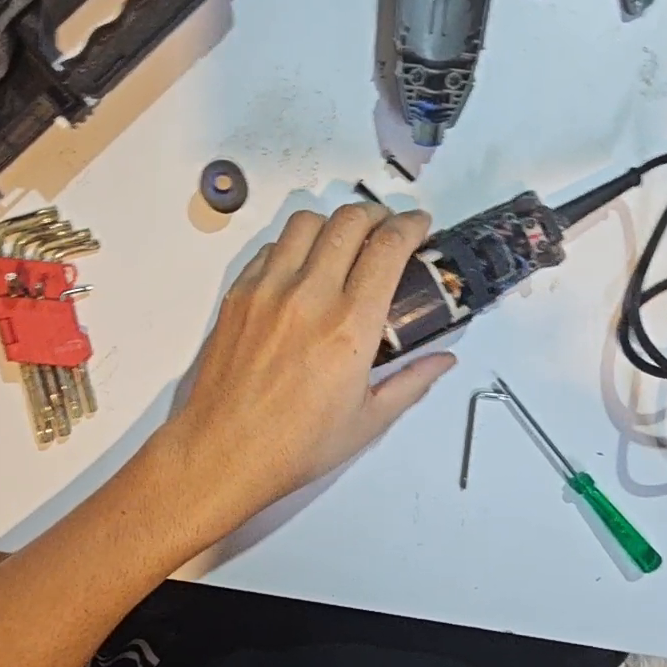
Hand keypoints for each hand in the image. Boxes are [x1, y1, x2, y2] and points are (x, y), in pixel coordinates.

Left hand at [158, 203, 455, 525]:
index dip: (411, 226)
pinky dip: (294, 245)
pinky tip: (302, 267)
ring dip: (333, 222)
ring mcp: (268, 291)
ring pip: (306, 222)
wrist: (223, 452)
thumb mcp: (368, 422)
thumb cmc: (295, 445)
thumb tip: (444, 360)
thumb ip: (411, 382)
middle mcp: (309, 296)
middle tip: (387, 229)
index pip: (388, 247)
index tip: (419, 226)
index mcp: (350, 327)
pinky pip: (270, 249)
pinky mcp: (238, 295)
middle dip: (377, 215)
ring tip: (344, 241)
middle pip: (349, 221)